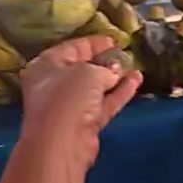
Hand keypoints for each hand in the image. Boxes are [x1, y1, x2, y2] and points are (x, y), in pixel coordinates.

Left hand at [18, 36, 140, 174]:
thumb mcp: (87, 72)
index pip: (71, 48)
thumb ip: (103, 68)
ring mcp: (69, 107)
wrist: (61, 143)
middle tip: (125, 55)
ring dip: (116, 79)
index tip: (113, 39)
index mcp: (45, 66)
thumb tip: (113, 73)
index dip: (92, 43)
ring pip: (95, 89)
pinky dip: (119, 93)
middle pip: (82, 70)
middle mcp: (54, 86)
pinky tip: (137, 80)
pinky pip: (104, 104)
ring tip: (136, 68)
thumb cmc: (67, 97)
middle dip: (104, 62)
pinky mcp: (84, 125)